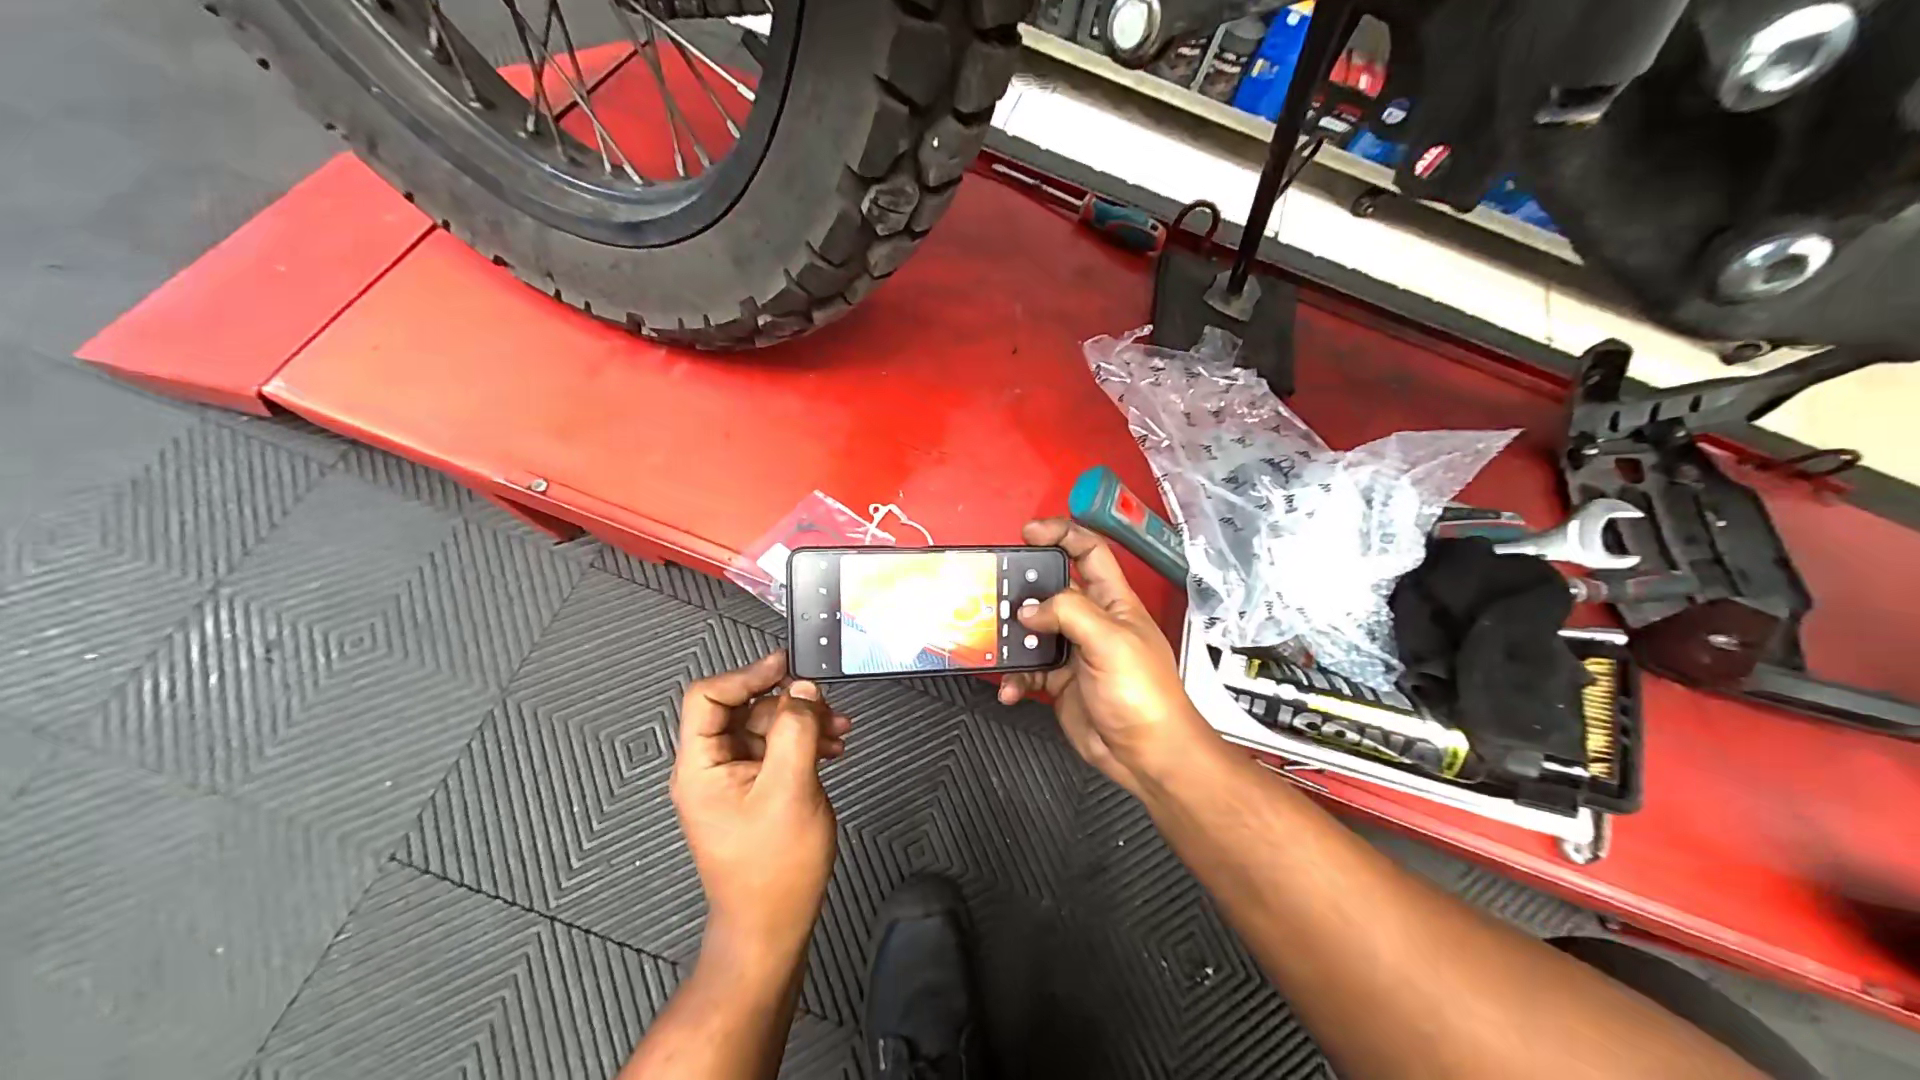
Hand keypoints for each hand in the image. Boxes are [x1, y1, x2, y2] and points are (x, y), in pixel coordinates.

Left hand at [672, 650, 851, 960]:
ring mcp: (733, 779)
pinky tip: (831, 748)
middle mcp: (710, 768)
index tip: (785, 666)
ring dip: (803, 721)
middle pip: (742, 708)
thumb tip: (803, 689)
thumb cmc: (774, 869)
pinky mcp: (755, 788)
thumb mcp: (790, 789)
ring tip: (838, 729)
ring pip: (765, 726)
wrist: (773, 925)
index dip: (746, 675)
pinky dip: (804, 741)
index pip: (707, 697)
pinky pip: (776, 748)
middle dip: (787, 701)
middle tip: (824, 704)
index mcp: (700, 767)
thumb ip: (796, 730)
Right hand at [998, 519, 1215, 795]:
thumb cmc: (1146, 697)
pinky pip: (1028, 670)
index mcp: (1113, 602)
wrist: (1146, 754)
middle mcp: (1092, 622)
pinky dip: (1014, 678)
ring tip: (998, 645)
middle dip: (1024, 589)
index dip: (1062, 534)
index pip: (1089, 553)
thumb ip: (1069, 613)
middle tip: (998, 591)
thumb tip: (1032, 608)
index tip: (1029, 532)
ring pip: (1033, 631)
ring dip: (1012, 639)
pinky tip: (1011, 687)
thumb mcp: (1111, 641)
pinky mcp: (1060, 682)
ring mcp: (1075, 652)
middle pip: (1052, 591)